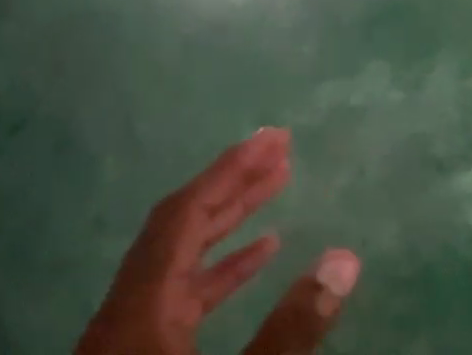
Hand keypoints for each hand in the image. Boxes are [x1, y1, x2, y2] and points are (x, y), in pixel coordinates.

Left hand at [75, 128, 360, 354]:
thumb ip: (288, 332)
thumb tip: (345, 258)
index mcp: (140, 312)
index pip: (183, 217)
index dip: (228, 170)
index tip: (272, 136)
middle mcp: (126, 316)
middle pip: (177, 230)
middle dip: (233, 185)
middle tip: (282, 149)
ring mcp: (127, 341)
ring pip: (177, 261)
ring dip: (229, 222)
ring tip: (278, 189)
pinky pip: (178, 295)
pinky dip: (221, 268)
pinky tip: (260, 259)